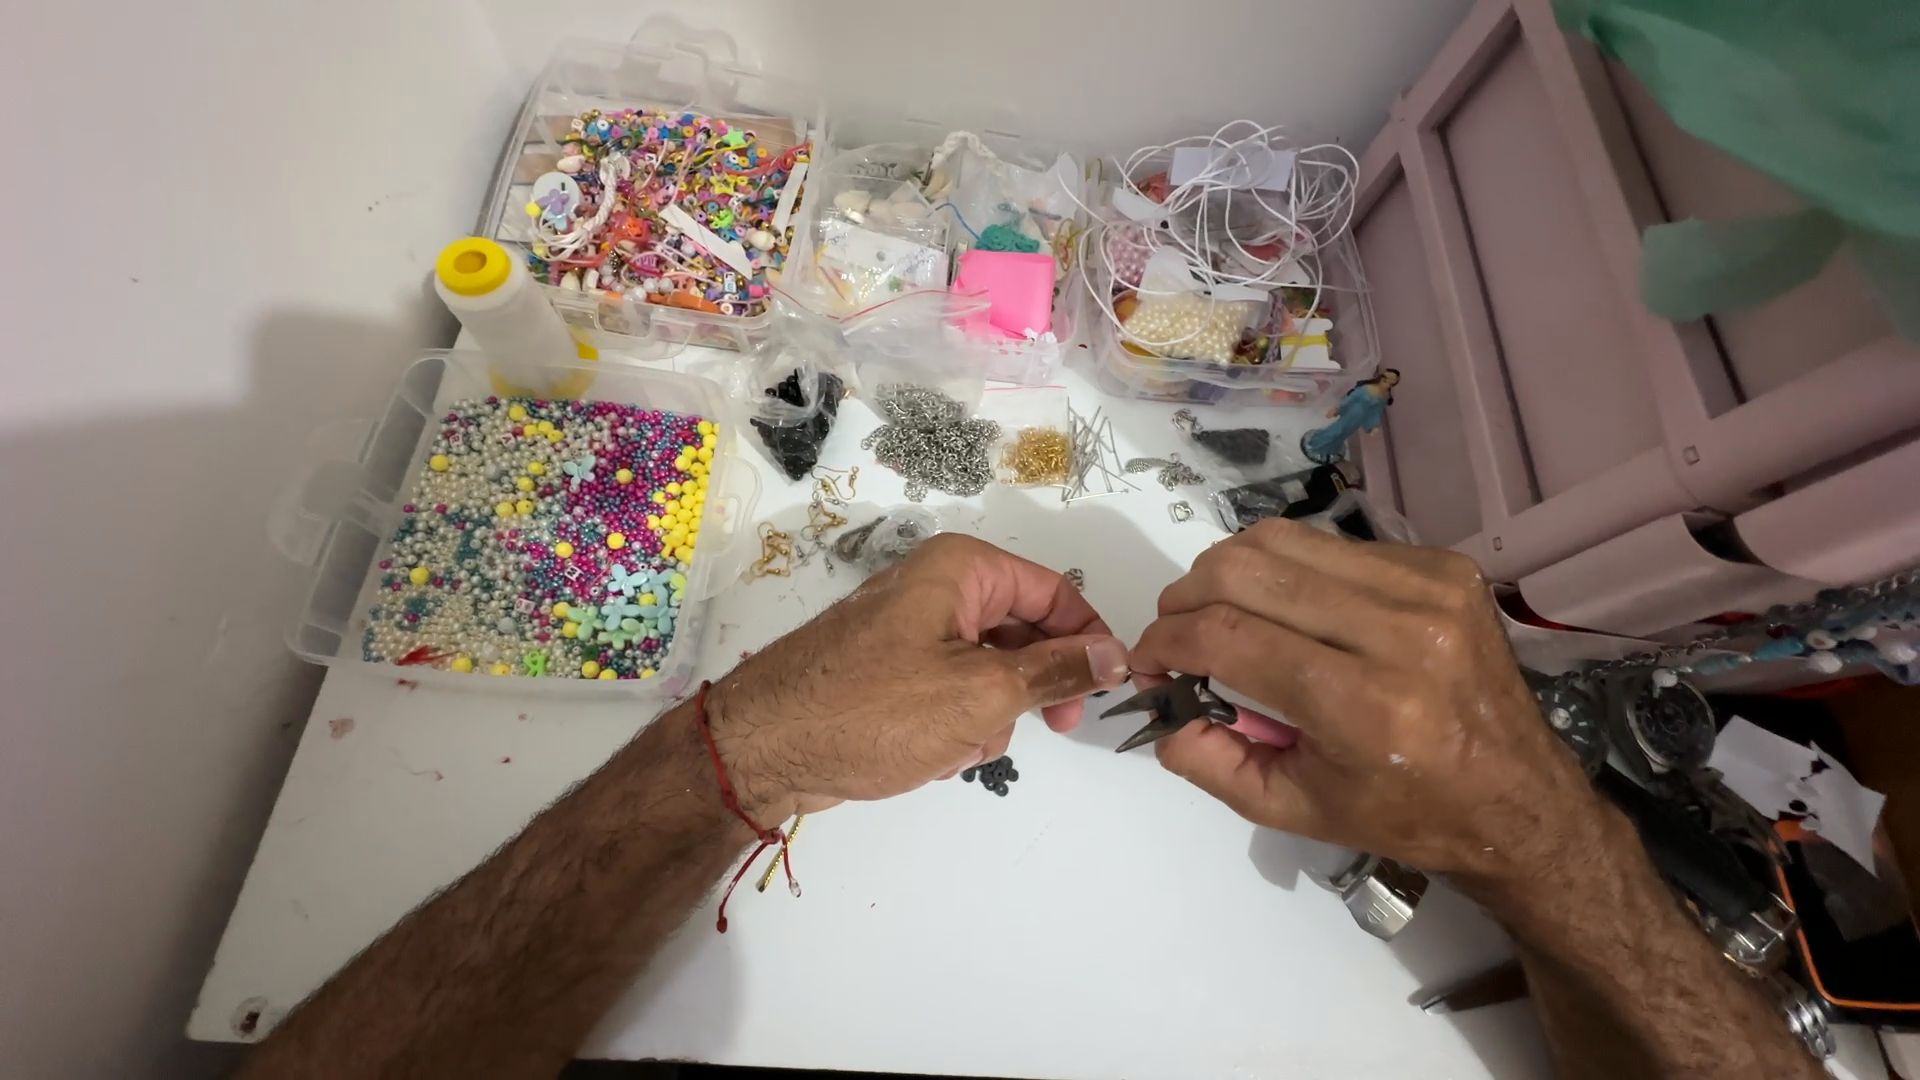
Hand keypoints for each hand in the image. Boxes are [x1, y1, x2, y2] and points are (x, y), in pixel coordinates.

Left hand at [707, 534, 1130, 821]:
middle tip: (1054, 727)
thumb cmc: (876, 709)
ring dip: (990, 714)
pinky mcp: (894, 671)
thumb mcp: (981, 691)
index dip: (1088, 637)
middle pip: (1021, 631)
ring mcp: (912, 631)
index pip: (1052, 592)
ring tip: (959, 742)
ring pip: (990, 669)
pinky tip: (933, 752)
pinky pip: (953, 690)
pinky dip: (957, 724)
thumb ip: (1056, 670)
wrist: (765, 750)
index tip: (1109, 686)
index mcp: (961, 569)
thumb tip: (1115, 653)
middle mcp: (937, 589)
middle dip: (1031, 686)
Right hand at [1128, 519, 1603, 880]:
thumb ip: (1209, 762)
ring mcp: (1427, 586)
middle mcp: (1402, 631)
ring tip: (1218, 611)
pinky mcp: (1440, 565)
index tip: (1148, 659)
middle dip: (1183, 599)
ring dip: (1224, 573)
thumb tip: (1157, 706)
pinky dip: (1279, 569)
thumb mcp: (1292, 810)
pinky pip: (1321, 543)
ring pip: (1275, 541)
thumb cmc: (1402, 812)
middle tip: (1176, 632)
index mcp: (1367, 706)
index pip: (1228, 636)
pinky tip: (1283, 606)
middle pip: (1242, 572)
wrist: (1521, 799)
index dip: (1166, 640)